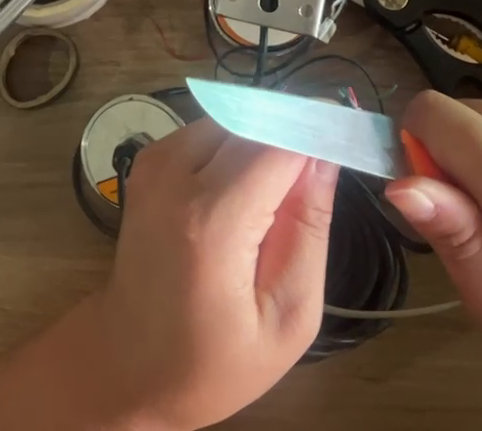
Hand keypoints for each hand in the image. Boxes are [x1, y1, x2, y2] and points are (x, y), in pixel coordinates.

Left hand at [89, 118, 339, 430]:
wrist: (128, 362)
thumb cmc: (214, 360)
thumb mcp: (288, 315)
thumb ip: (309, 227)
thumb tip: (326, 156)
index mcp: (210, 221)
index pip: (275, 142)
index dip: (317, 128)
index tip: (353, 132)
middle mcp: (173, 175)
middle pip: (250, 120)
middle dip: (292, 132)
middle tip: (325, 172)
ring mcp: (153, 163)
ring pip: (228, 118)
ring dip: (262, 140)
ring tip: (283, 195)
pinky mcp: (147, 161)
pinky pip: (205, 131)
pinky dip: (234, 147)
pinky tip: (246, 193)